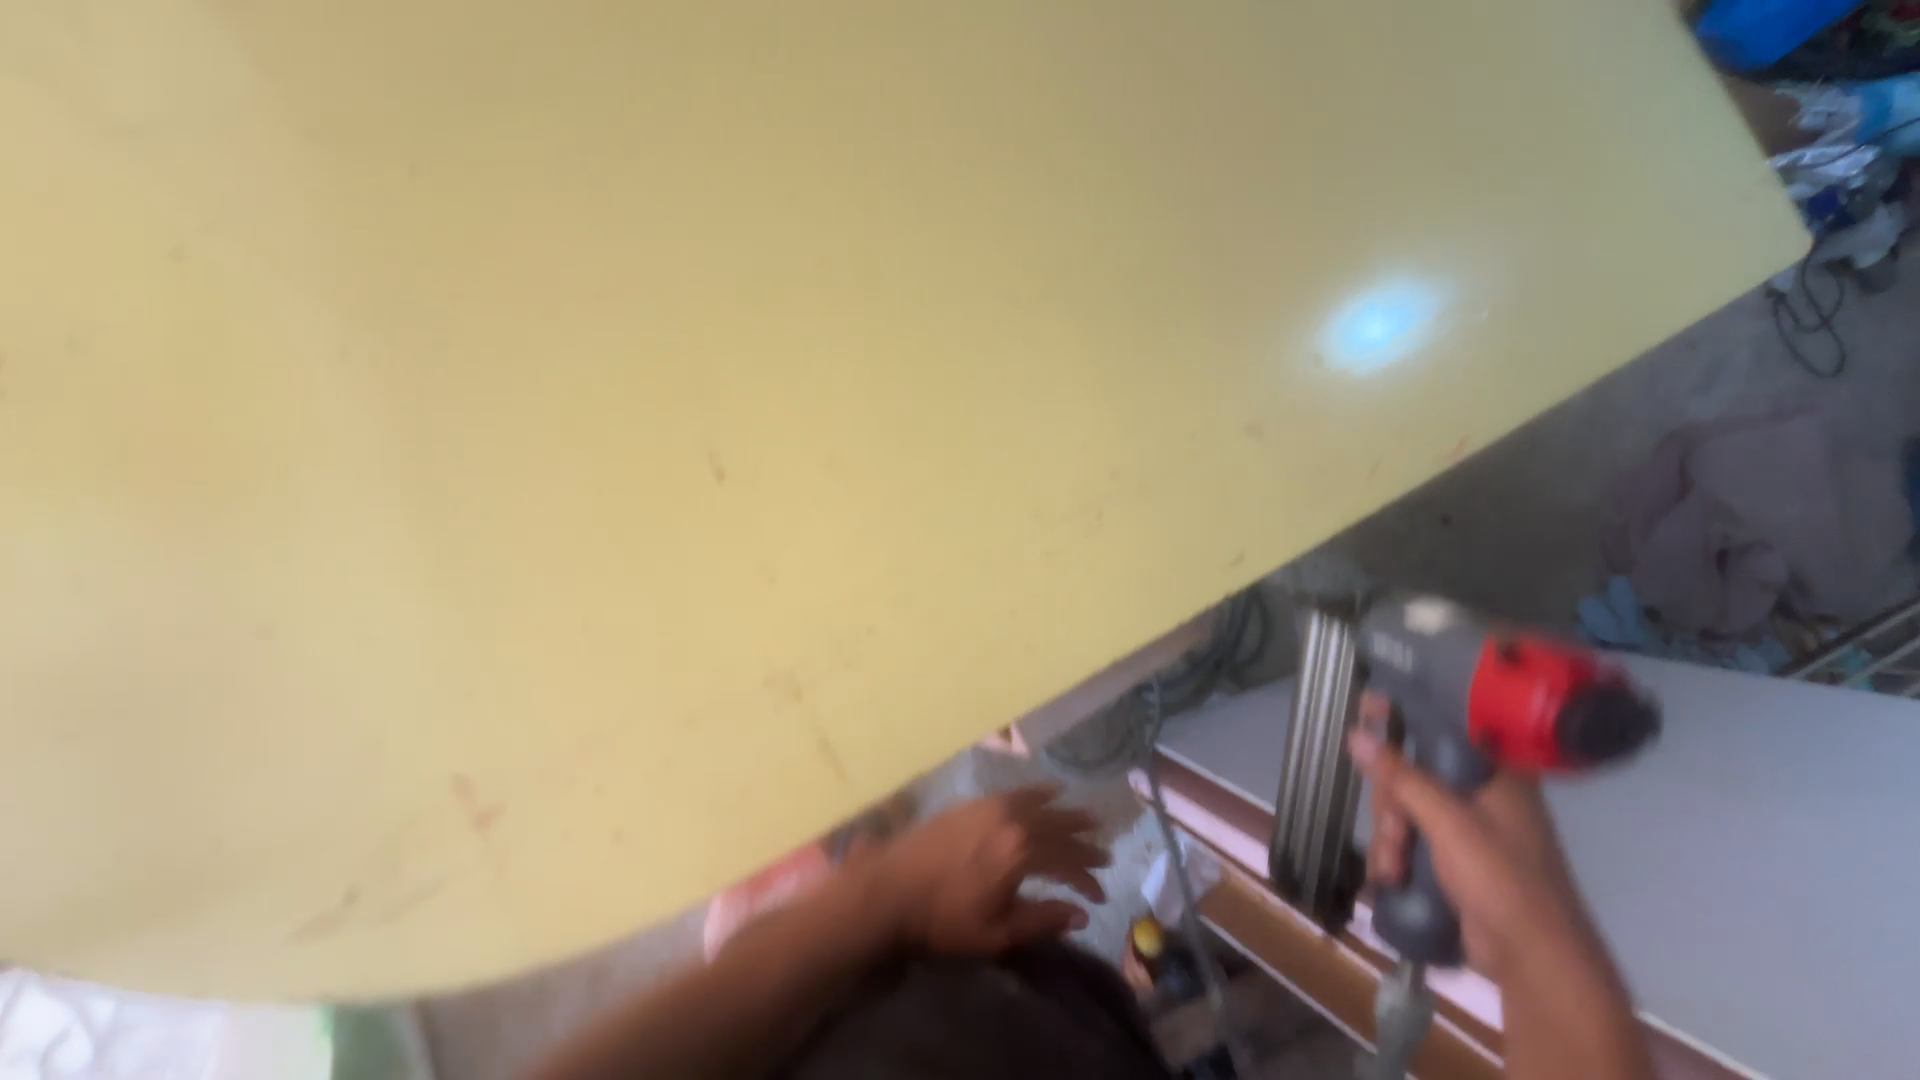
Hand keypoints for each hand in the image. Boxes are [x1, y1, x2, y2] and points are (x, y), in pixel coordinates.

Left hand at [859, 787, 1110, 954]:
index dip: (1088, 879)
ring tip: (1088, 818)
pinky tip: (1049, 791)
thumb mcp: (997, 932)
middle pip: (1060, 829)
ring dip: (1066, 814)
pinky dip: (1038, 792)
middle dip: (1084, 843)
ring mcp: (992, 807)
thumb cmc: (943, 918)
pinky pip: (1016, 792)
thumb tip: (1081, 914)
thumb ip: (1042, 920)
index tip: (1100, 894)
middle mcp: (1013, 822)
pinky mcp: (974, 803)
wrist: (890, 888)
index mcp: (1022, 854)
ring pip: (1041, 805)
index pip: (1068, 863)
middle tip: (1105, 853)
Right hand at [1346, 697, 1601, 985]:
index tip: (1367, 707)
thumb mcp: (1447, 822)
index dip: (1404, 718)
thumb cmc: (1501, 879)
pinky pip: (1410, 841)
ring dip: (1390, 839)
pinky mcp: (1454, 860)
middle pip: (1412, 774)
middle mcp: (1482, 795)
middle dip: (1391, 807)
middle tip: (1394, 832)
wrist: (1533, 959)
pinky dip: (1396, 857)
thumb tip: (1356, 734)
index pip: (1442, 727)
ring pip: (1405, 810)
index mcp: (1495, 774)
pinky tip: (1392, 880)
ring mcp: (1467, 830)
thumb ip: (1401, 777)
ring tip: (1393, 870)